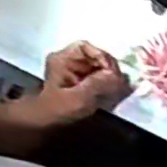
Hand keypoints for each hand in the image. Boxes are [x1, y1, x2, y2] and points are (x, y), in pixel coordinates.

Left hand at [5, 42, 130, 128]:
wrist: (47, 119)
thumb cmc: (59, 108)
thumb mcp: (78, 98)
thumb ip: (97, 85)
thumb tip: (117, 75)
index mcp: (63, 59)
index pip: (85, 47)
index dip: (101, 56)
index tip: (112, 72)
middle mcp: (71, 60)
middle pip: (96, 55)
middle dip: (110, 67)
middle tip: (118, 82)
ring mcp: (78, 69)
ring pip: (101, 65)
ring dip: (112, 75)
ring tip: (118, 88)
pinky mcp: (85, 78)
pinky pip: (102, 74)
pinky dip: (111, 81)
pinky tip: (114, 90)